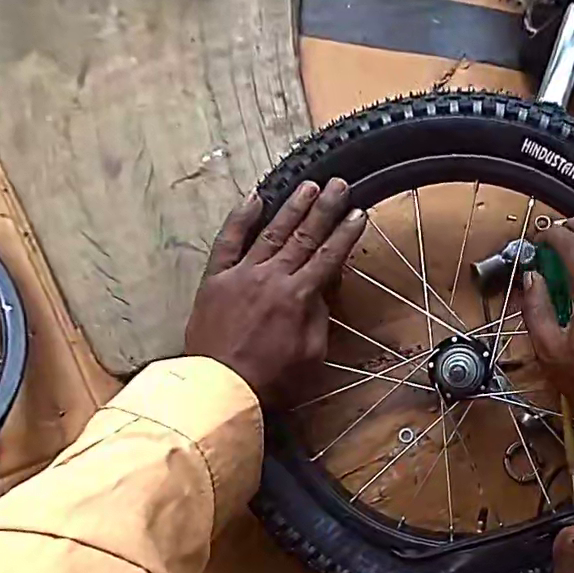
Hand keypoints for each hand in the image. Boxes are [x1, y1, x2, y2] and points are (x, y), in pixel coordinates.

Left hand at [184, 179, 366, 405]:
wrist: (221, 387)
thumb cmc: (270, 379)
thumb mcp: (311, 355)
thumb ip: (318, 318)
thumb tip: (319, 292)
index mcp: (297, 297)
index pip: (328, 257)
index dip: (345, 234)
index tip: (358, 213)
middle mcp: (271, 277)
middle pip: (304, 236)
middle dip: (325, 209)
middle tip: (338, 185)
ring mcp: (241, 274)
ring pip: (271, 232)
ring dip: (292, 207)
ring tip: (308, 186)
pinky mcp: (215, 279)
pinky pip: (228, 242)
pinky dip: (240, 219)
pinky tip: (254, 199)